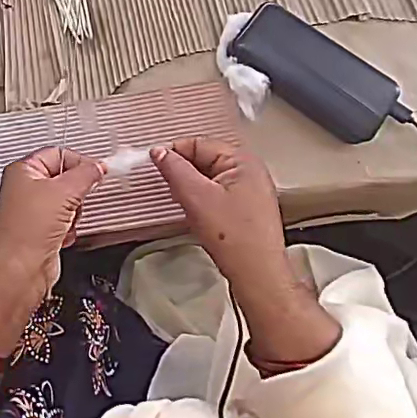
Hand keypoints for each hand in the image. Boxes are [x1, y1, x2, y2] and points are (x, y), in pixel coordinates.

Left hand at [0, 147, 103, 300]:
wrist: (21, 271)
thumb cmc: (27, 231)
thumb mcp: (64, 192)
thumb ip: (86, 174)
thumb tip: (97, 167)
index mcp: (24, 170)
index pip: (58, 153)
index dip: (79, 161)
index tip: (95, 171)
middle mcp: (26, 188)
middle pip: (64, 178)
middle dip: (76, 192)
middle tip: (75, 199)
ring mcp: (33, 210)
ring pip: (67, 201)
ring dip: (73, 212)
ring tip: (65, 220)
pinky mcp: (41, 229)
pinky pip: (65, 220)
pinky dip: (69, 227)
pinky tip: (62, 234)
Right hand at [152, 139, 338, 366]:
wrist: (257, 274)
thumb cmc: (235, 238)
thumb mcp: (195, 196)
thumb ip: (174, 168)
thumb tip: (160, 152)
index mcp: (242, 159)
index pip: (198, 143)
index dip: (175, 155)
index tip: (159, 167)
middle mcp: (251, 170)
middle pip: (204, 159)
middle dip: (186, 175)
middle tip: (178, 194)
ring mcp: (252, 190)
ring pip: (210, 179)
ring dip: (195, 190)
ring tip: (193, 209)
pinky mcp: (249, 208)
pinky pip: (219, 195)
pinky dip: (205, 203)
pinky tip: (204, 219)